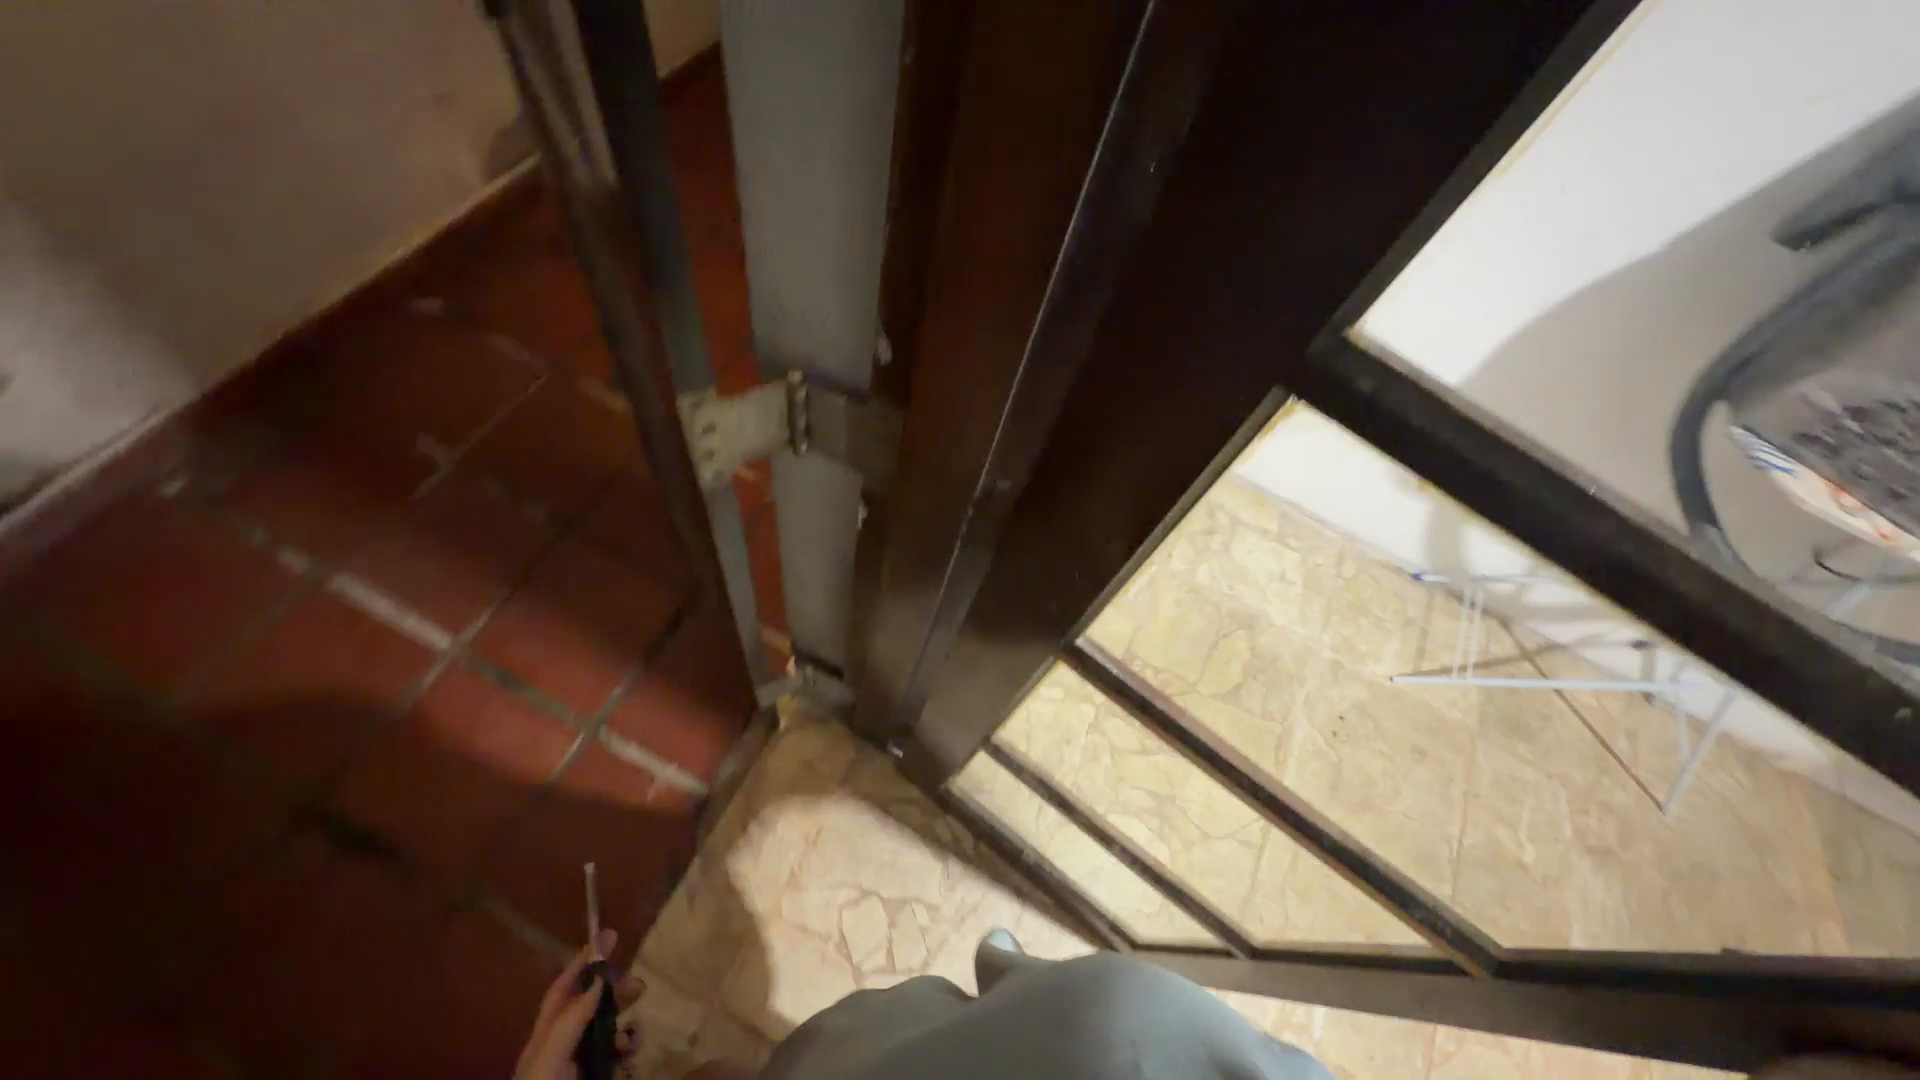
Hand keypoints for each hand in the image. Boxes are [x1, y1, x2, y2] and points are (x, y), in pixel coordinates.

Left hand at [515, 930, 645, 1079]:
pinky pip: (618, 1060)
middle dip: (614, 991)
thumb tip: (598, 981)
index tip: (609, 936)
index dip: (584, 962)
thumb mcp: (548, 1061)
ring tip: (636, 1034)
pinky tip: (634, 1056)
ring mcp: (581, 1069)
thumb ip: (571, 1021)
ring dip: (626, 1025)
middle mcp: (562, 1050)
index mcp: (545, 1039)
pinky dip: (629, 1053)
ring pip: (608, 1033)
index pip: (563, 991)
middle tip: (640, 986)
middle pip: (590, 1007)